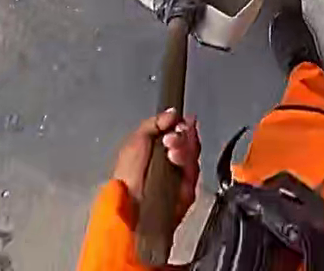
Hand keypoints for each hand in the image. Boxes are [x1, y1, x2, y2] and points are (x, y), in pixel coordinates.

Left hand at [110, 109, 200, 225]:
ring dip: (185, 148)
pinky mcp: (187, 195)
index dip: (183, 124)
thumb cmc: (128, 176)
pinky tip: (177, 161)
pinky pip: (195, 173)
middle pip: (191, 140)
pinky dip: (188, 165)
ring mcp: (180, 179)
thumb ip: (154, 123)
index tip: (177, 122)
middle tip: (171, 140)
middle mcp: (171, 163)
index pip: (180, 131)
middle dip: (183, 136)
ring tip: (171, 152)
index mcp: (158, 150)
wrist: (129, 210)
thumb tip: (174, 113)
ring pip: (194, 154)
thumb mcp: (135, 142)